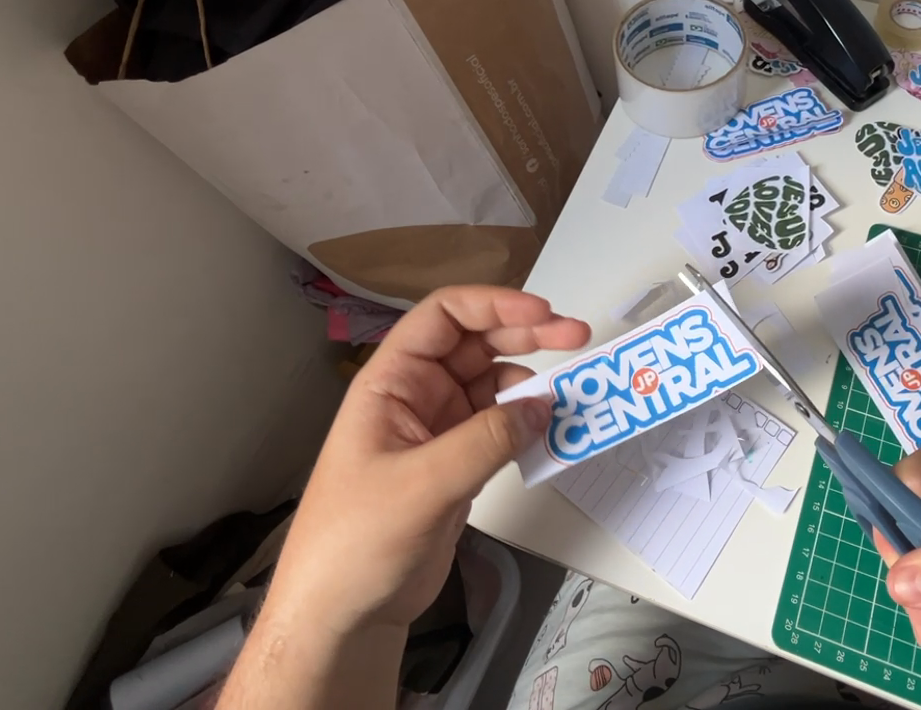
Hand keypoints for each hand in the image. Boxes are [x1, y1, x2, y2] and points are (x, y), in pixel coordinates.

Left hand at [263, 286, 589, 636]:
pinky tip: (553, 427)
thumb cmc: (357, 542)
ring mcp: (441, 427)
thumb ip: (487, 440)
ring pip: (496, 382)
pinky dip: (530, 420)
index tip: (543, 313)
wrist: (342, 617)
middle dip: (528, 333)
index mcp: (392, 380)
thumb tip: (545, 405)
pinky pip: (503, 424)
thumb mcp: (422, 483)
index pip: (444, 316)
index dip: (494, 304)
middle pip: (478, 342)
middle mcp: (418, 394)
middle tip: (577, 336)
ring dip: (533, 379)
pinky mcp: (459, 460)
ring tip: (571, 389)